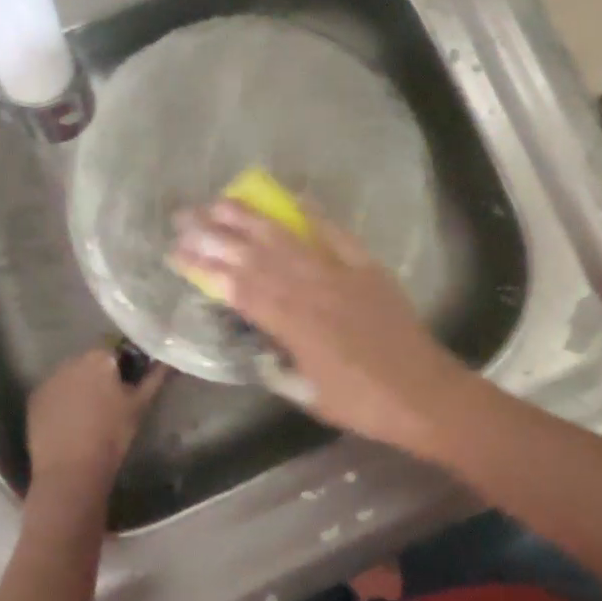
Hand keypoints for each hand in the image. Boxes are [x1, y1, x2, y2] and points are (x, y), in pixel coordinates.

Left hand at [27, 348, 166, 496]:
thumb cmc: (112, 435)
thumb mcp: (139, 405)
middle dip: (100, 375)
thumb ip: (155, 377)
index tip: (129, 384)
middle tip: (111, 400)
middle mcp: (71, 361)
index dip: (124, 365)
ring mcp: (49, 380)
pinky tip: (69, 422)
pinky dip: (61, 401)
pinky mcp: (34, 400)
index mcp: (99, 358)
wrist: (71, 471)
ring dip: (80, 386)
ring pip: (71, 377)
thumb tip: (169, 359)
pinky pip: (53, 393)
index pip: (115, 350)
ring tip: (89, 413)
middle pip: (90, 362)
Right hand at [170, 199, 476, 454]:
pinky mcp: (367, 267)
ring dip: (253, 219)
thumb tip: (258, 347)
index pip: (239, 288)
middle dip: (217, 234)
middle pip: (256, 256)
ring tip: (222, 200)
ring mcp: (340, 274)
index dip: (206, 268)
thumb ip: (278, 367)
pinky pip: (336, 234)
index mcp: (292, 325)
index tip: (177, 250)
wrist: (425, 394)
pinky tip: (294, 196)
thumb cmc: (363, 404)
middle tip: (185, 215)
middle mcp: (311, 291)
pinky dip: (315, 214)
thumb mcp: (309, 395)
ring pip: (288, 239)